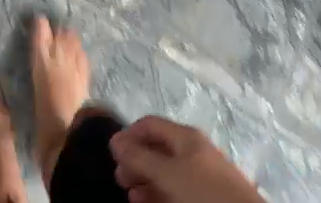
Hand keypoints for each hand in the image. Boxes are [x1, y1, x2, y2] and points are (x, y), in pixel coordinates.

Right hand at [110, 116, 264, 202]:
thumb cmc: (205, 193)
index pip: (148, 124)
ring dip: (145, 181)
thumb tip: (114, 141)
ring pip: (166, 172)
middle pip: (156, 148)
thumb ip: (139, 157)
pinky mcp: (208, 195)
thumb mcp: (167, 174)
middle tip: (120, 179)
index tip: (112, 154)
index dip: (128, 135)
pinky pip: (178, 189)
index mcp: (185, 137)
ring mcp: (202, 174)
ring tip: (132, 196)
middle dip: (135, 162)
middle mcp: (193, 150)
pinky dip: (160, 194)